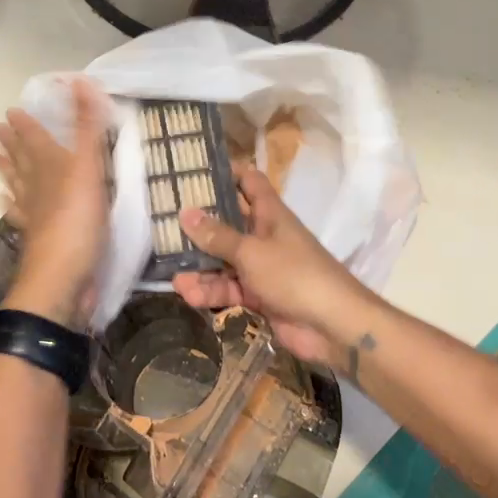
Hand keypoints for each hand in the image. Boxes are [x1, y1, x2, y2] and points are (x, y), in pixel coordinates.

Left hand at [0, 77, 108, 329]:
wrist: (62, 280)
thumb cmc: (77, 221)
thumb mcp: (89, 168)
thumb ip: (87, 126)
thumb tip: (80, 80)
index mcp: (50, 167)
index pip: (35, 139)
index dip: (26, 125)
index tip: (12, 111)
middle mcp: (37, 187)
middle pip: (22, 161)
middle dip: (12, 144)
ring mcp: (34, 215)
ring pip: (17, 186)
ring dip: (5, 171)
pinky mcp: (38, 239)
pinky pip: (20, 217)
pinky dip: (11, 207)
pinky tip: (4, 204)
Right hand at [173, 166, 379, 368]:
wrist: (333, 326)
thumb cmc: (295, 275)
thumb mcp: (251, 252)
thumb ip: (217, 235)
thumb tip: (185, 212)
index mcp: (270, 214)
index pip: (248, 182)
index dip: (225, 173)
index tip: (192, 172)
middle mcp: (264, 236)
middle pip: (227, 223)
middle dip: (198, 227)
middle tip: (164, 227)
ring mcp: (261, 267)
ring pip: (223, 261)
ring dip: (200, 269)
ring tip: (175, 278)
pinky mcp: (258, 295)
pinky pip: (228, 288)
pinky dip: (211, 291)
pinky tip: (190, 296)